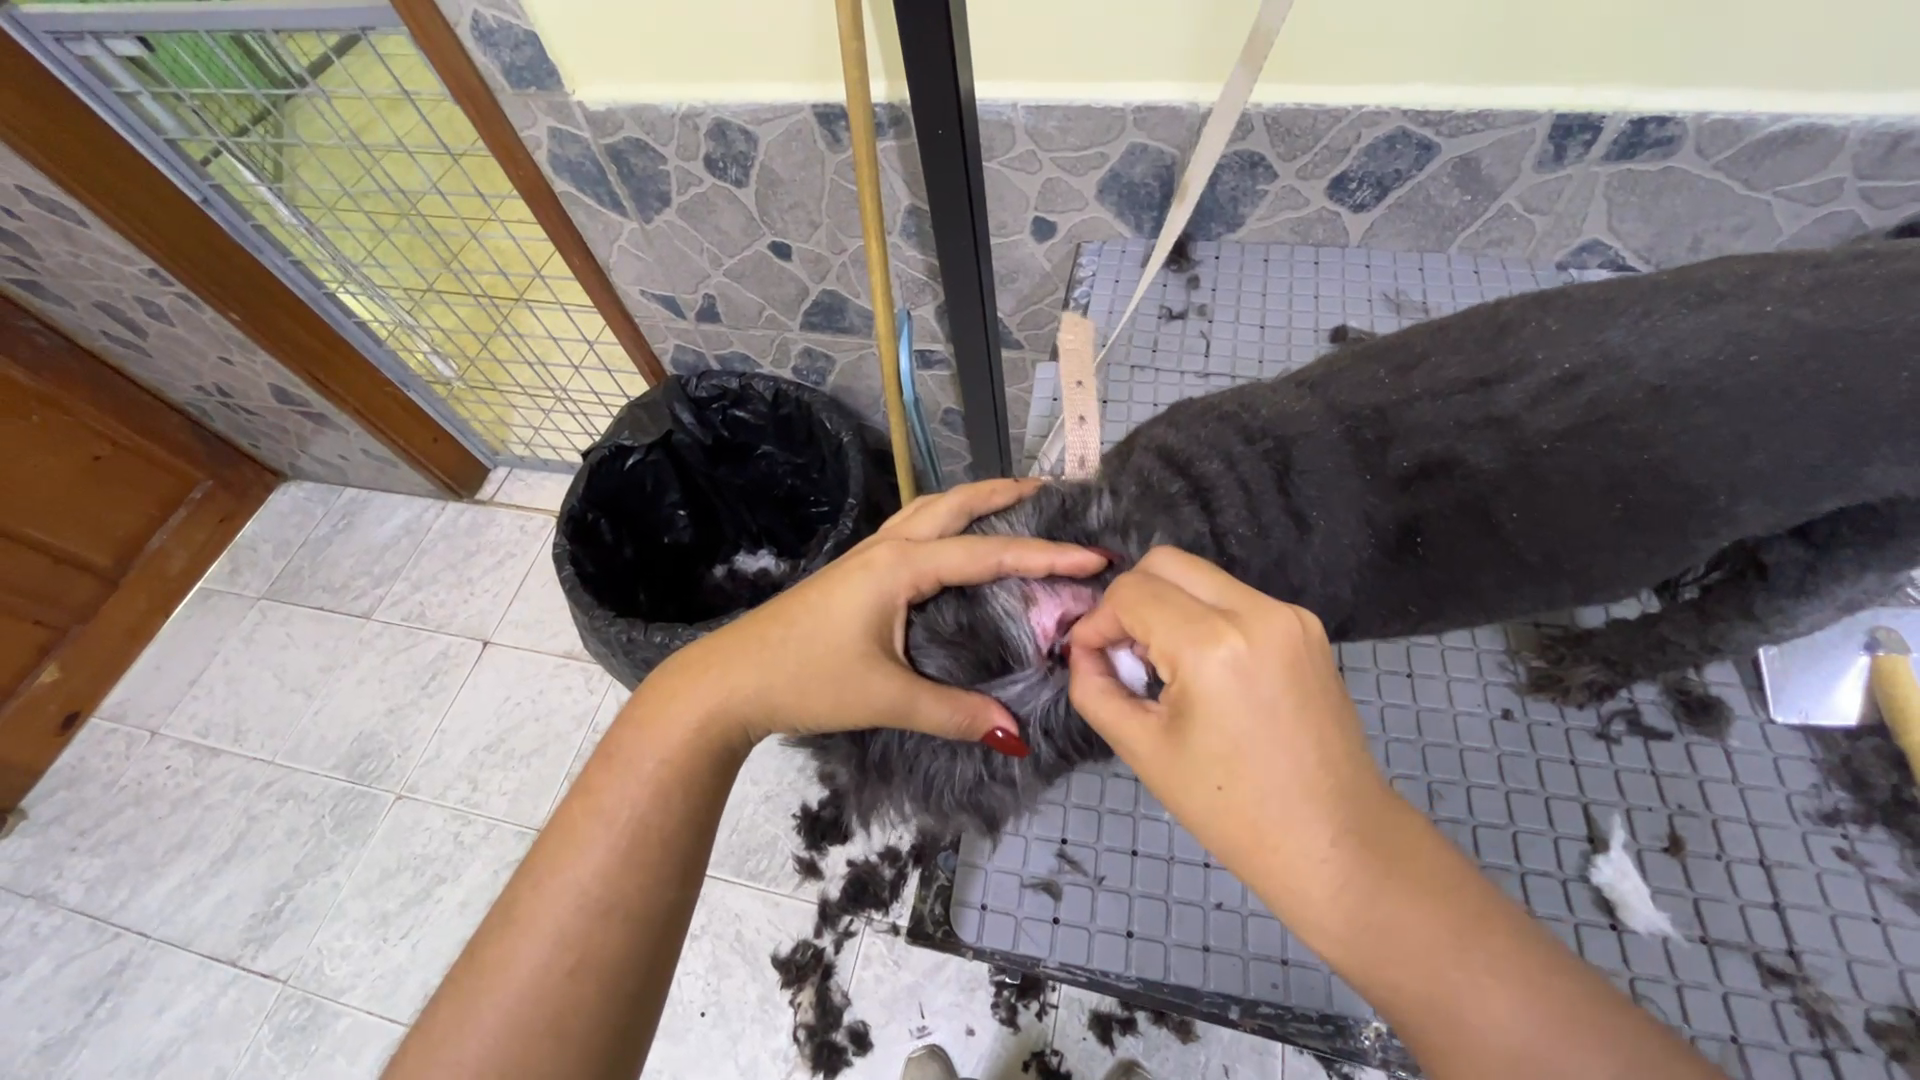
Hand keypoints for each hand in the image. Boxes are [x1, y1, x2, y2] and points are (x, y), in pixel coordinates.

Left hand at [648, 478, 1106, 752]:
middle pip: (955, 504)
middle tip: (1053, 492)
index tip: (1094, 557)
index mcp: (900, 567)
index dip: (1044, 556)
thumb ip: (953, 712)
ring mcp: (866, 555)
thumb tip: (1016, 734)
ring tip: (1011, 503)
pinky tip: (953, 544)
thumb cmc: (805, 680)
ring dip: (972, 501)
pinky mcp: (855, 571)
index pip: (986, 553)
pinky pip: (912, 530)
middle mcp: (886, 548)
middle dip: (1005, 494)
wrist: (729, 681)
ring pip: (929, 510)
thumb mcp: (885, 697)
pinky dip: (946, 523)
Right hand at [1066, 547, 1390, 873]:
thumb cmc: (1230, 809)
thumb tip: (1084, 652)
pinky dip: (1203, 617)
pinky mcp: (1307, 628)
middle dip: (1129, 599)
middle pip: (1166, 562)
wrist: (1336, 842)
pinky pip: (1235, 599)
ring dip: (1166, 606)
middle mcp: (1257, 612)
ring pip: (1202, 577)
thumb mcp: (1142, 749)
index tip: (1089, 657)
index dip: (1097, 621)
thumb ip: (1095, 687)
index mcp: (1213, 645)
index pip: (1132, 593)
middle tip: (1121, 652)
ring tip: (1161, 666)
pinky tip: (1202, 670)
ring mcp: (1289, 616)